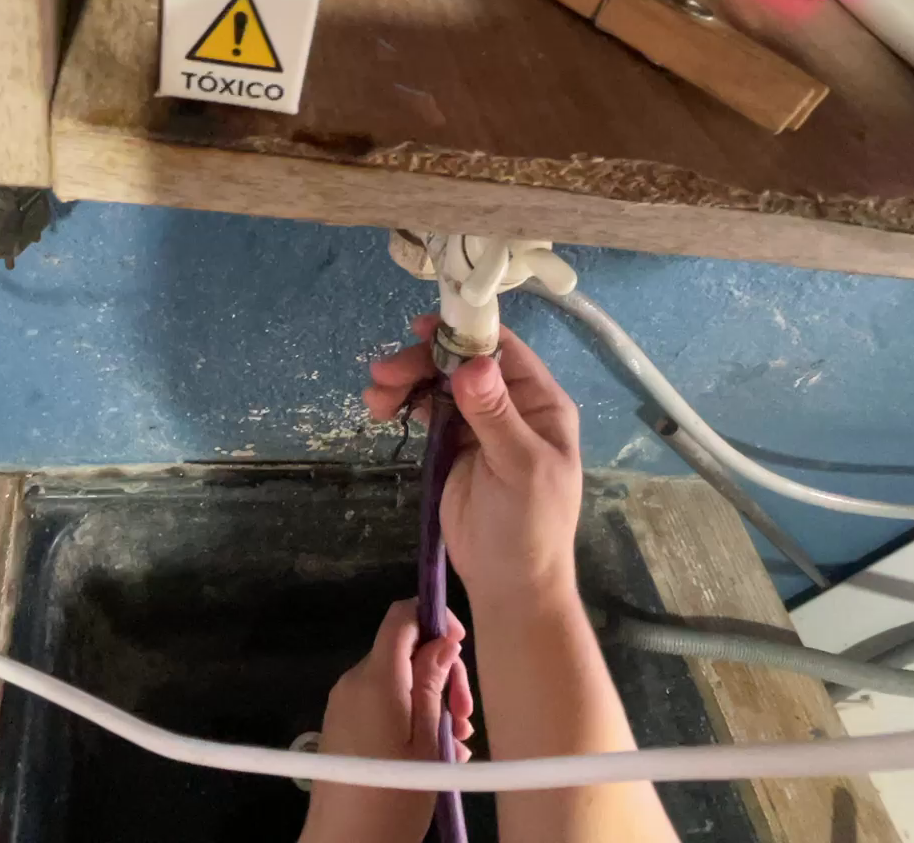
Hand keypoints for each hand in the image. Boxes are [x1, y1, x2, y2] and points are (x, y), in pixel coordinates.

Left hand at [300, 599, 474, 842]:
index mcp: (376, 677)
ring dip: (431, 698)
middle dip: (441, 670)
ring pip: (397, 678)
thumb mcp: (427, 743)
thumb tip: (442, 639)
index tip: (461, 643)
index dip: (433, 617)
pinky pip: (382, 700)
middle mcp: (355, 679)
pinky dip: (411, 713)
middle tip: (467, 714)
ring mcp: (345, 701)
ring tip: (459, 742)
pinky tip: (435, 750)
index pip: (401, 616)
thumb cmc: (392, 799)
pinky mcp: (343, 723)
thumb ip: (433, 684)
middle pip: (403, 649)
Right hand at [364, 316, 583, 610]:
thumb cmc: (529, 527)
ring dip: (406, 382)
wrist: (509, 583)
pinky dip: (404, 403)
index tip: (420, 329)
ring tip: (374, 396)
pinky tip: (382, 408)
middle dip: (422, 363)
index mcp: (539, 403)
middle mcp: (511, 405)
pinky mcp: (453, 443)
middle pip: (462, 364)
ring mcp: (479, 423)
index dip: (464, 335)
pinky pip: (428, 409)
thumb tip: (473, 364)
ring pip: (440, 384)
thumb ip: (496, 416)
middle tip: (383, 373)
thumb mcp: (519, 469)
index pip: (503, 351)